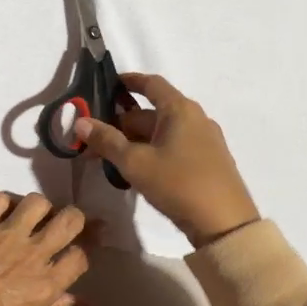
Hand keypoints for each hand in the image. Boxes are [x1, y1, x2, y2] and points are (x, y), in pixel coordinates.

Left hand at [0, 192, 88, 305]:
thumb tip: (79, 300)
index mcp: (46, 285)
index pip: (80, 256)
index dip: (78, 254)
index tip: (67, 256)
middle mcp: (32, 255)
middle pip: (70, 220)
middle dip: (72, 218)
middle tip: (61, 222)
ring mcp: (5, 236)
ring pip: (37, 202)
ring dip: (38, 206)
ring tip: (29, 216)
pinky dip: (2, 202)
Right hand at [74, 72, 259, 246]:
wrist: (225, 225)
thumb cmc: (178, 183)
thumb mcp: (134, 162)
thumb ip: (106, 140)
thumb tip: (81, 121)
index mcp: (180, 110)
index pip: (151, 83)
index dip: (128, 81)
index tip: (107, 84)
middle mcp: (194, 118)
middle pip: (152, 111)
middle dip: (121, 123)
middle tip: (94, 138)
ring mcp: (204, 140)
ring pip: (160, 132)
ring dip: (133, 140)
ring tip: (109, 157)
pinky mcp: (207, 161)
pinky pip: (172, 146)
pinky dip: (151, 150)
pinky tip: (135, 169)